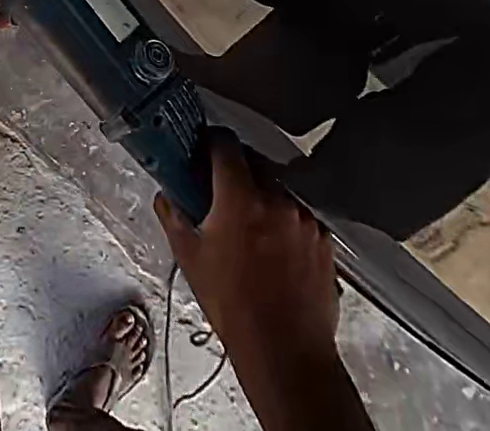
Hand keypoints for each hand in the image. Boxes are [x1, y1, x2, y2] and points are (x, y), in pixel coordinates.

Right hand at [155, 136, 339, 373]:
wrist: (284, 349)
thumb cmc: (234, 304)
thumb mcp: (188, 255)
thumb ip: (172, 214)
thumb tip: (166, 195)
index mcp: (239, 198)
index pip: (226, 144)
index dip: (210, 139)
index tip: (201, 145)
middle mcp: (276, 202)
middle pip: (253, 159)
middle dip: (233, 164)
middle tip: (216, 181)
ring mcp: (304, 220)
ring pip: (277, 185)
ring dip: (258, 189)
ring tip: (243, 214)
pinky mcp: (323, 241)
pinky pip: (298, 211)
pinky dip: (281, 213)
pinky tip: (268, 237)